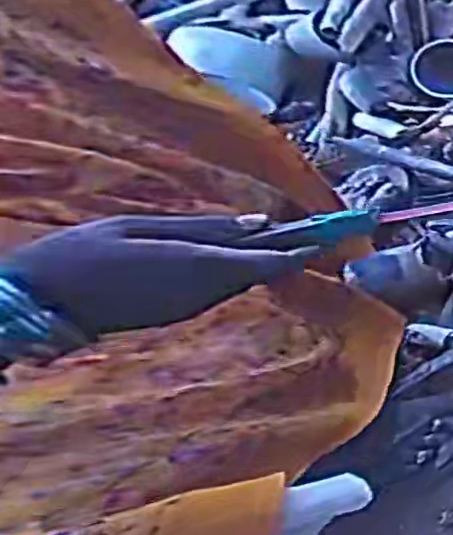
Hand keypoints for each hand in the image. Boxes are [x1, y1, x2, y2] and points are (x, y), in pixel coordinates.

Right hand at [0, 215, 316, 336]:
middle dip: (295, 248)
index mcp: (202, 262)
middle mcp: (209, 287)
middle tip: (326, 229)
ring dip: (264, 258)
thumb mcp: (135, 228)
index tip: (340, 235)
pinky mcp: (182, 312)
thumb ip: (201, 227)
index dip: (309, 246)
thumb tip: (258, 222)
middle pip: (266, 266)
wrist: (25, 308)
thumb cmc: (74, 257)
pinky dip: (234, 270)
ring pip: (245, 276)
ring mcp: (197, 303)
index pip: (274, 257)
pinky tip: (229, 255)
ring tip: (285, 234)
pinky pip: (221, 286)